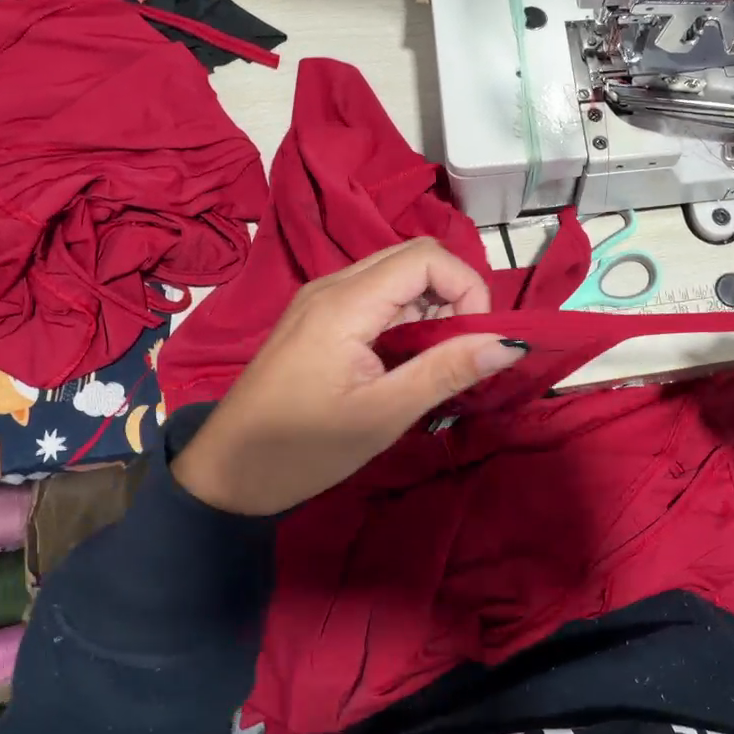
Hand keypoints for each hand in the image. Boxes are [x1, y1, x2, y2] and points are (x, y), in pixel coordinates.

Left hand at [171, 239, 525, 515]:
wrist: (223, 476)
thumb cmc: (302, 450)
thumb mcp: (383, 415)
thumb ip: (447, 371)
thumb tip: (510, 343)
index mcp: (345, 303)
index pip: (427, 258)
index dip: (467, 287)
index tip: (478, 338)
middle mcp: (333, 285)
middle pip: (415, 257)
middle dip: (454, 293)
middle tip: (462, 348)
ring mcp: (323, 299)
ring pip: (399, 275)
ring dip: (433, 307)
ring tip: (436, 361)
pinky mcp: (320, 317)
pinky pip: (379, 296)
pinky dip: (409, 317)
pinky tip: (407, 360)